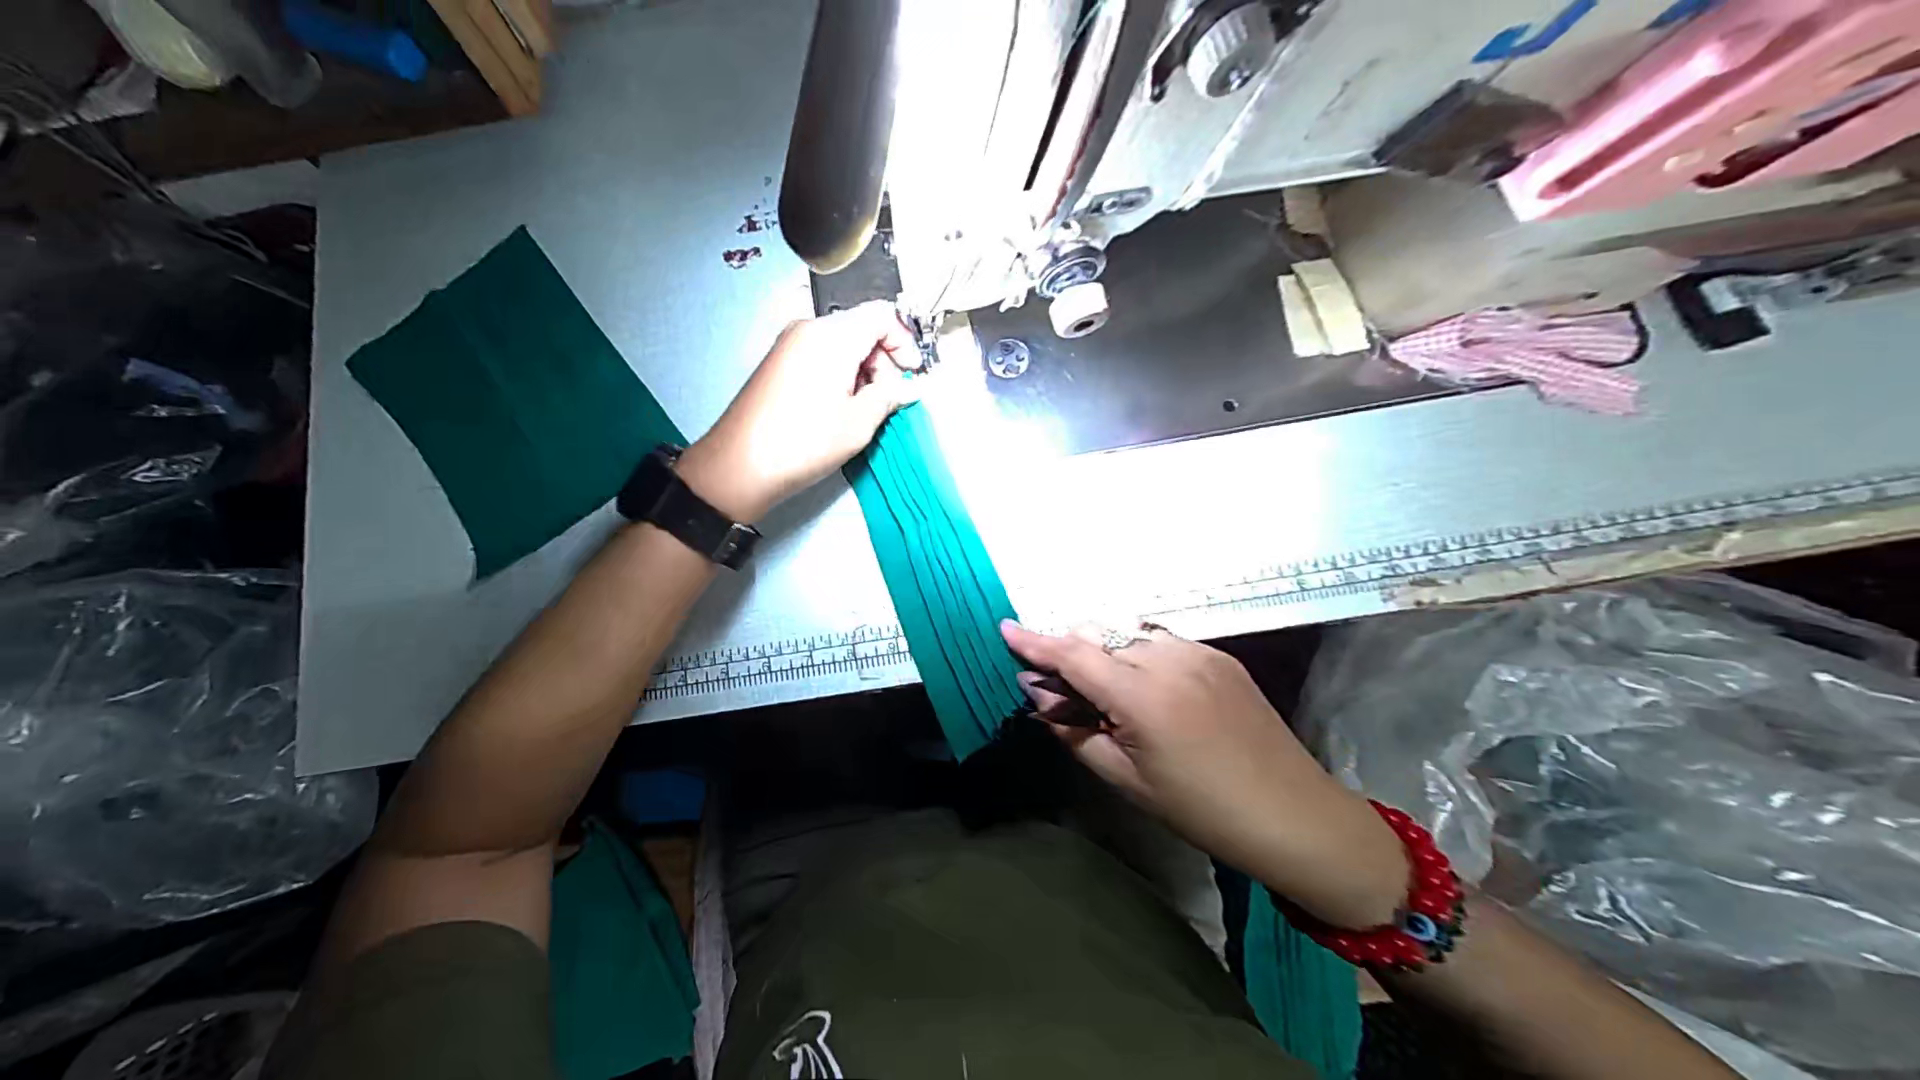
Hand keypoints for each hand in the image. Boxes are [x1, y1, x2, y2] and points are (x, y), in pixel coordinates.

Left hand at [676, 301, 919, 521]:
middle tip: (889, 398)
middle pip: (862, 328)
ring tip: (864, 410)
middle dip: (884, 360)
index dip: (905, 342)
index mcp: (831, 336)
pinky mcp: (780, 363)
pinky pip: (821, 356)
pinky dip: (841, 375)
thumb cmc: (800, 444)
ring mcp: (790, 345)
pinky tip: (841, 409)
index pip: (883, 316)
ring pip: (843, 344)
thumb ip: (890, 395)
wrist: (740, 466)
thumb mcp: (860, 423)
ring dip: (863, 371)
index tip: (913, 372)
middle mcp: (808, 330)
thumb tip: (908, 386)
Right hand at [1000, 620, 1408, 929]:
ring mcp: (1199, 652)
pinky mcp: (1220, 655)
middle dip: (1071, 654)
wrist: (1291, 813)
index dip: (1035, 642)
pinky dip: (1139, 656)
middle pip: (1099, 639)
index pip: (1074, 654)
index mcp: (1143, 695)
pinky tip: (1146, 688)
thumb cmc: (1200, 809)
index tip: (1006, 627)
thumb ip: (1074, 731)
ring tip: (1106, 692)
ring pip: (1130, 637)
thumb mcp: (1125, 780)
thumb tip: (1039, 697)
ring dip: (1106, 654)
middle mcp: (1169, 659)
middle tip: (1058, 688)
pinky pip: (1162, 643)